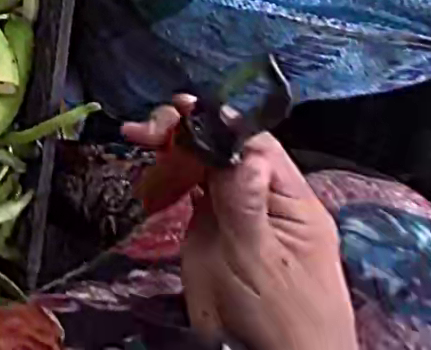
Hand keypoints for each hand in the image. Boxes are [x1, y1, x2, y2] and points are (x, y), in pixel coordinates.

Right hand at [122, 98, 357, 349]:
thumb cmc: (277, 321)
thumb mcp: (258, 261)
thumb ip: (245, 203)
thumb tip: (244, 151)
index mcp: (292, 203)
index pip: (253, 143)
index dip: (215, 121)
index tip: (177, 110)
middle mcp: (263, 196)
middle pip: (220, 144)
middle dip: (180, 131)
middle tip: (142, 134)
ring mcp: (235, 207)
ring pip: (198, 158)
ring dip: (166, 150)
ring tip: (138, 147)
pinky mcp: (210, 220)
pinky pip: (186, 181)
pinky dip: (163, 174)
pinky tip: (150, 184)